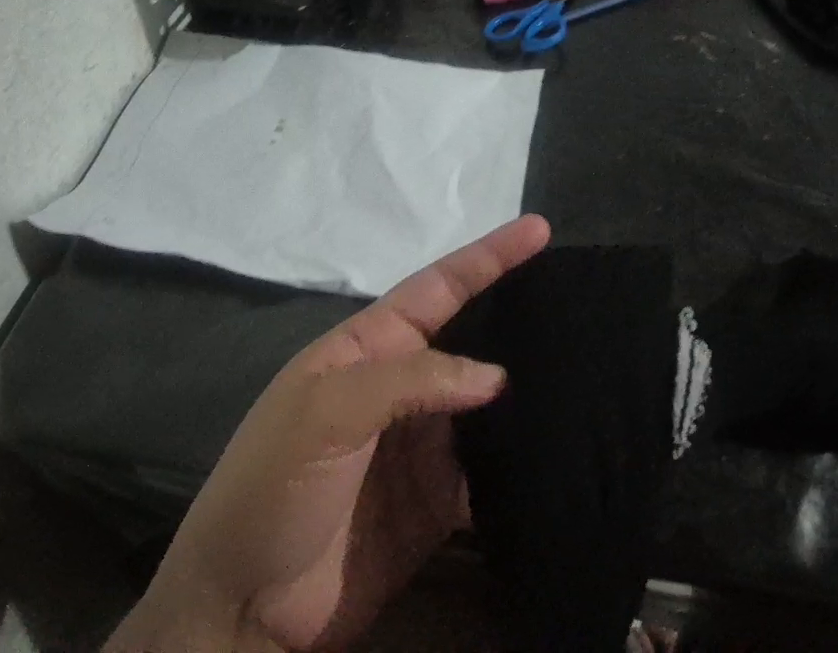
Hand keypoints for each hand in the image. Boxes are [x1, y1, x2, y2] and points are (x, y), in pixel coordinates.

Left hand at [111, 215, 550, 652]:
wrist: (244, 606)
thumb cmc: (271, 488)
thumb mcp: (324, 413)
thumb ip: (410, 382)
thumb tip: (496, 375)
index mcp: (365, 351)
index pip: (435, 290)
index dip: (486, 258)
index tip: (539, 230)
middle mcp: (400, 391)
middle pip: (470, 343)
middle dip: (519, 317)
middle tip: (581, 302)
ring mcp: (421, 447)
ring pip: (488, 407)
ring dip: (531, 393)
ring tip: (593, 370)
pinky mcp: (438, 503)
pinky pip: (490, 472)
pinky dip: (524, 461)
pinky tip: (566, 448)